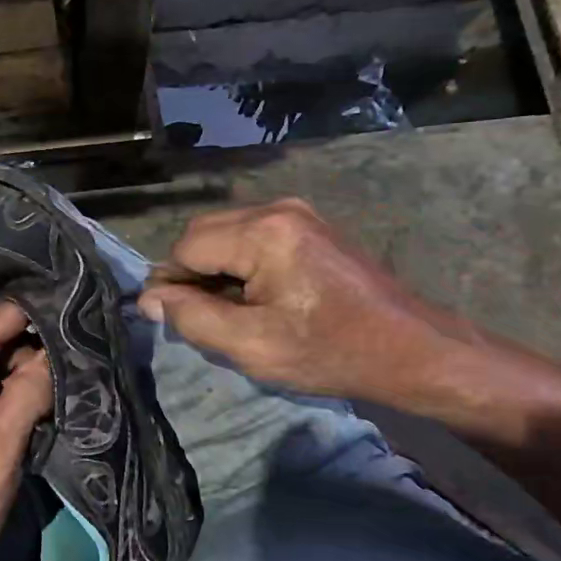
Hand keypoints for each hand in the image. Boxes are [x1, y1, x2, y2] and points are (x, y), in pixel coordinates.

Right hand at [137, 199, 472, 404]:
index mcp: (263, 233)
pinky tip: (258, 296)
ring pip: (229, 232)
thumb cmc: (330, 352)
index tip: (176, 319)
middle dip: (194, 272)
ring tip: (232, 311)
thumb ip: (193, 318)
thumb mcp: (253, 346)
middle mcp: (278, 208)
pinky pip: (255, 235)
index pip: (187, 246)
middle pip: (206, 231)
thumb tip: (152, 297)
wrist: (409, 347)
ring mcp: (298, 212)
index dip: (172, 282)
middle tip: (204, 317)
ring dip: (217, 268)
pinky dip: (242, 262)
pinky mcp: (311, 225)